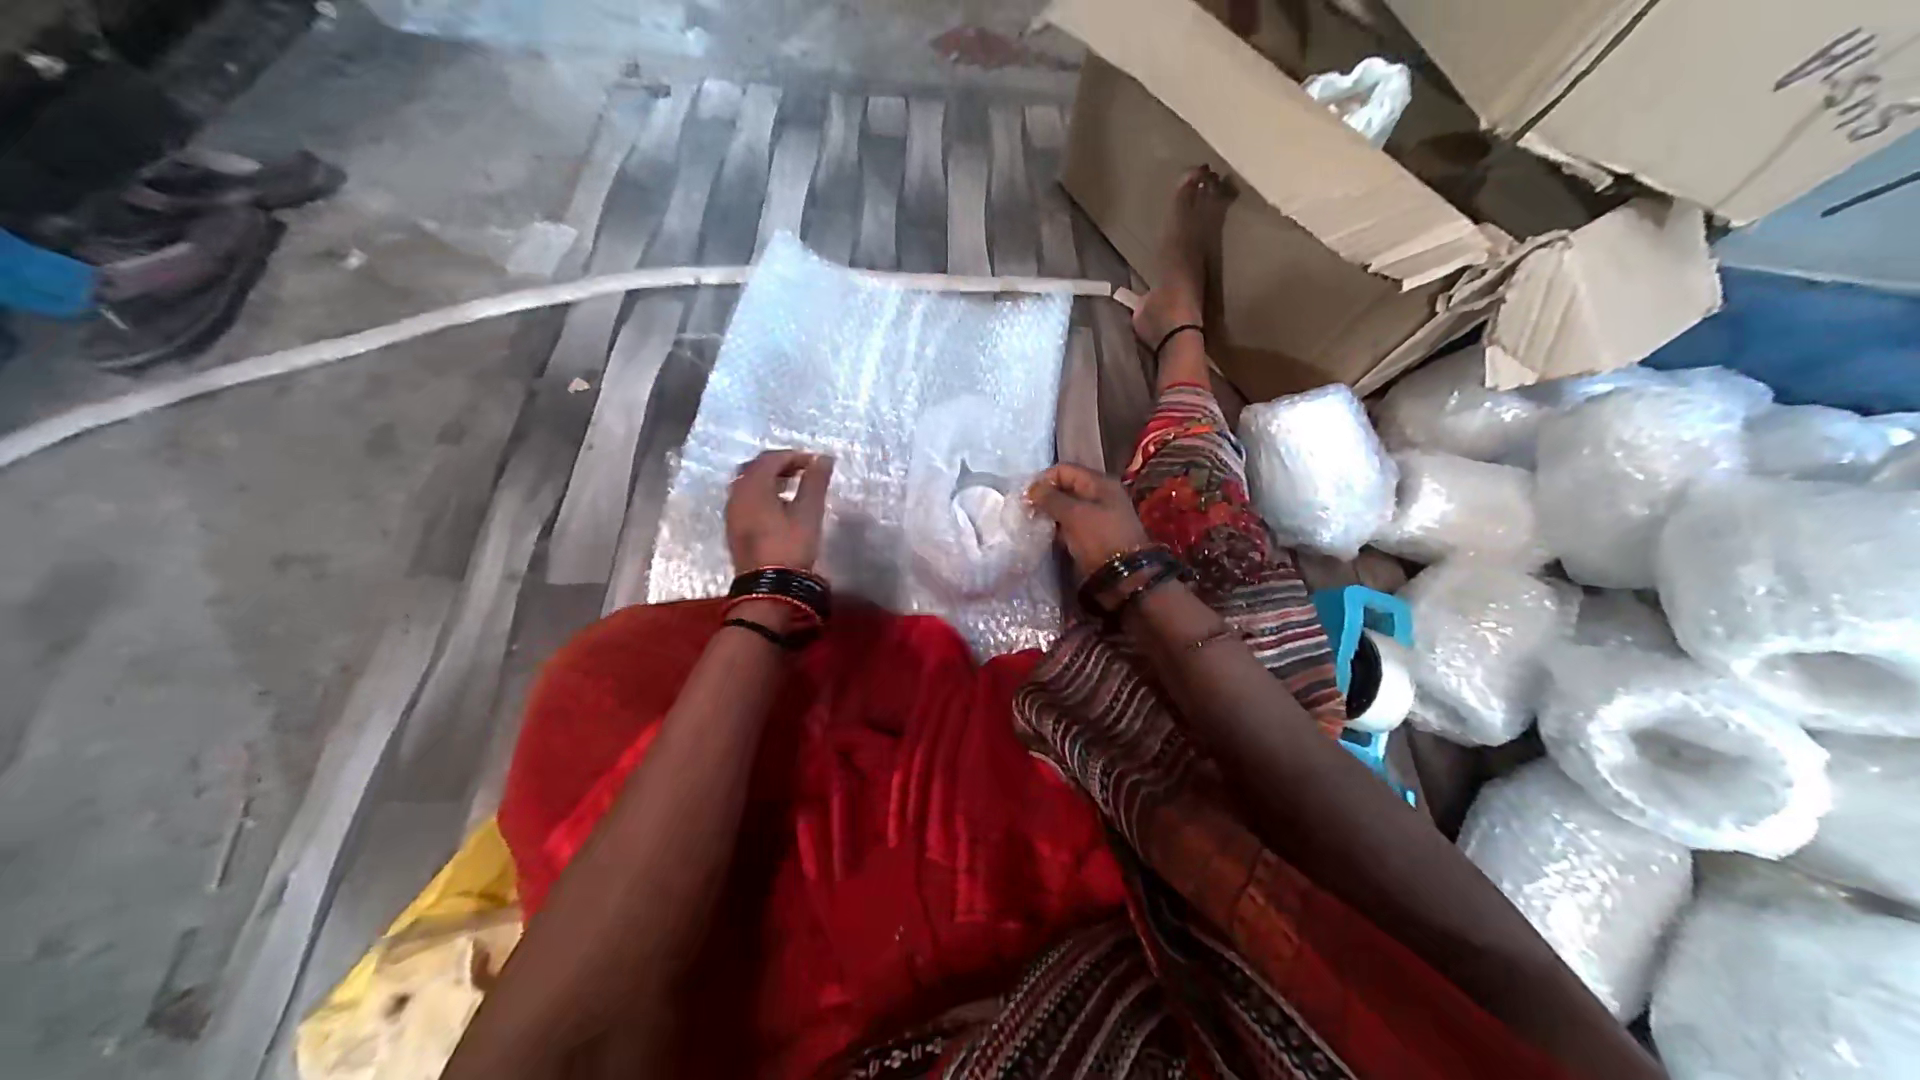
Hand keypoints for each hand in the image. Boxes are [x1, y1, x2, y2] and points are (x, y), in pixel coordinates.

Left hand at [726, 450, 833, 573]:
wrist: (768, 587)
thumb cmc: (790, 546)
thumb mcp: (808, 512)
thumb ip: (815, 482)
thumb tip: (823, 458)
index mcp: (753, 486)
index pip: (770, 458)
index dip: (794, 456)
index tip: (815, 463)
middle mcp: (737, 494)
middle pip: (755, 467)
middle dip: (779, 464)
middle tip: (803, 470)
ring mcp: (732, 511)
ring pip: (748, 483)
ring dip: (769, 478)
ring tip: (792, 485)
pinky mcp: (734, 527)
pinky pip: (745, 498)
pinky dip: (761, 492)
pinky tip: (778, 505)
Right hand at [1026, 464, 1151, 579]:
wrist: (1123, 576)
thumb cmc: (1099, 539)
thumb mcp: (1074, 515)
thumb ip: (1051, 499)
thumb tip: (1031, 489)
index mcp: (1100, 483)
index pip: (1064, 470)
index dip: (1043, 480)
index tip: (1026, 497)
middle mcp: (1100, 496)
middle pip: (1065, 488)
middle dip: (1045, 497)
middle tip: (1027, 511)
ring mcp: (1097, 516)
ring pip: (1067, 508)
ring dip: (1050, 514)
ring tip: (1033, 524)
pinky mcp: (1093, 536)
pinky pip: (1070, 525)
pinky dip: (1057, 528)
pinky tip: (1045, 535)